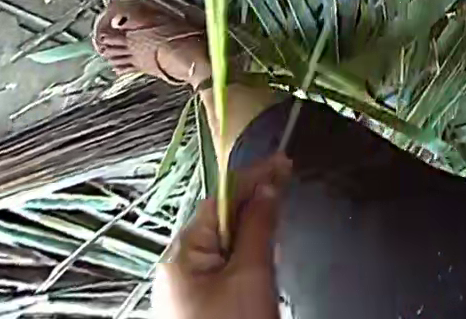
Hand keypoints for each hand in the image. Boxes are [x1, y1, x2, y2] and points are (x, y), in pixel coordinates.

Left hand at [153, 155, 290, 318]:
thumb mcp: (251, 273)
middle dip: (255, 203)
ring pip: (225, 243)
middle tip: (287, 186)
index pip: (221, 197)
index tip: (285, 161)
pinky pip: (224, 267)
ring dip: (253, 230)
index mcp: (181, 255)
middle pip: (221, 219)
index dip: (255, 176)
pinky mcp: (199, 310)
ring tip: (278, 224)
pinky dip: (247, 255)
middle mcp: (178, 269)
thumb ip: (259, 223)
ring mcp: (186, 293)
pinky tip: (265, 257)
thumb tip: (269, 185)